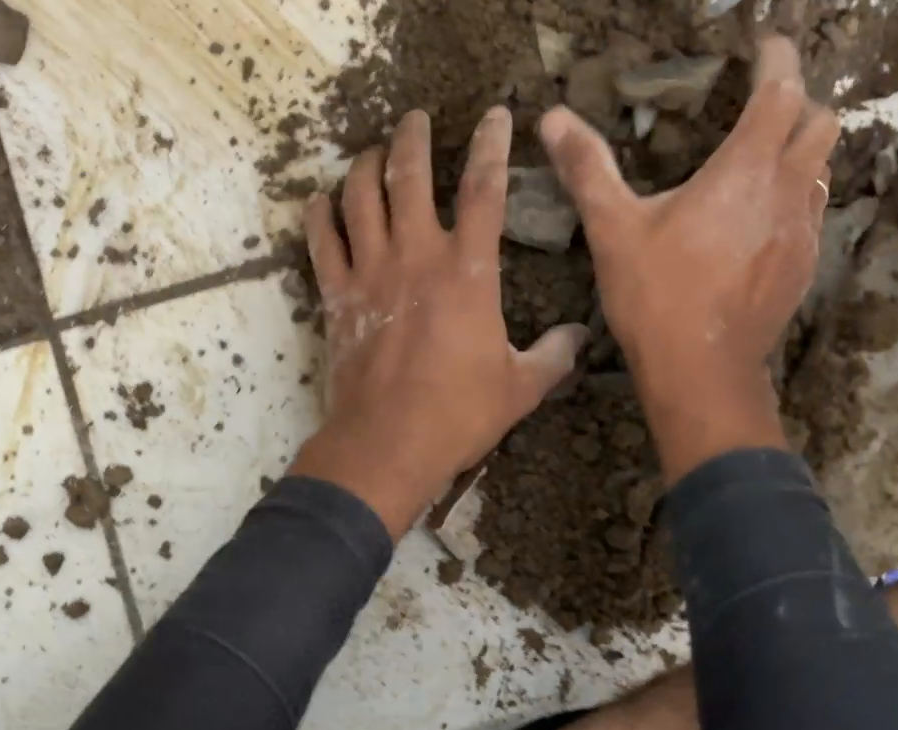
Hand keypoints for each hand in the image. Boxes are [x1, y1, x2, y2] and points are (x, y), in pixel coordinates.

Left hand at [291, 107, 587, 538]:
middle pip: (409, 175)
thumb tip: (579, 338)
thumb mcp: (520, 387)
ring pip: (359, 199)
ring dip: (363, 167)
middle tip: (413, 121)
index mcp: (469, 270)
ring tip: (368, 154)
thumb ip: (552, 355)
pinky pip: (321, 245)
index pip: (485, 186)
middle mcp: (416, 257)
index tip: (495, 117)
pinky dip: (318, 217)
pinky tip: (318, 201)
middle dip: (412, 138)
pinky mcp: (336, 300)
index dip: (492, 144)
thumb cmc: (457, 416)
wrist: (386, 443)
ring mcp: (370, 275)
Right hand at [540, 35, 839, 482]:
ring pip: (819, 168)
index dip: (777, 60)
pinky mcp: (802, 264)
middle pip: (819, 122)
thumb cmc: (654, 294)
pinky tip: (754, 226)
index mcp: (743, 169)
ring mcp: (800, 228)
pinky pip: (808, 214)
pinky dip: (789, 202)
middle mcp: (785, 188)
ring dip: (797, 155)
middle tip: (763, 110)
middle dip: (796, 106)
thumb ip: (588, 170)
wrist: (699, 366)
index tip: (765, 46)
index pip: (781, 91)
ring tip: (758, 166)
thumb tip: (553, 118)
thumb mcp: (611, 229)